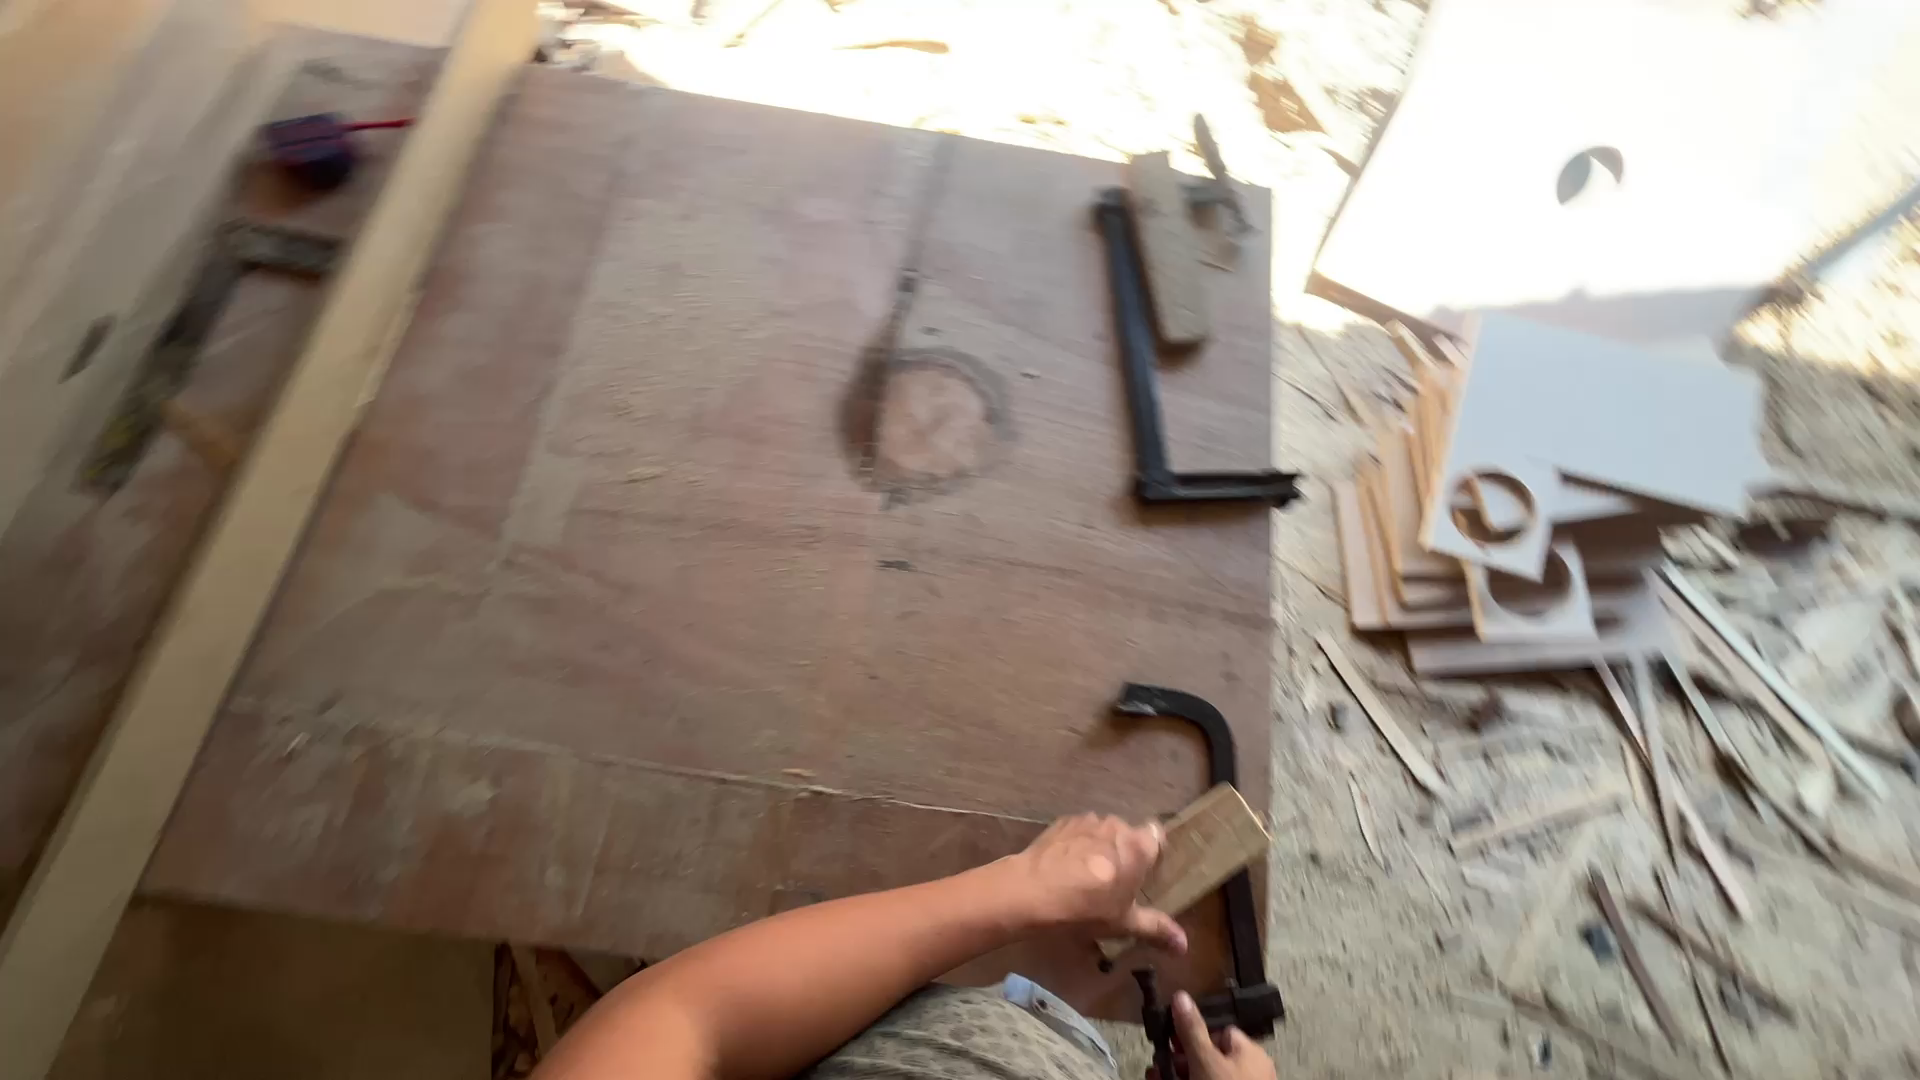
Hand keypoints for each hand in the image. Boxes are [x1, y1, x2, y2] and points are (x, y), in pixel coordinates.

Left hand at [995, 813, 1184, 952]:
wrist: (1032, 889)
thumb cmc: (1085, 907)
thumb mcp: (1123, 923)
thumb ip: (1156, 928)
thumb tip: (1184, 944)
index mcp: (1137, 846)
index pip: (1157, 835)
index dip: (1154, 851)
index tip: (1147, 871)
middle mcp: (1115, 825)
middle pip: (1128, 834)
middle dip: (1125, 853)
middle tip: (1117, 881)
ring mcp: (1087, 820)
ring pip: (1103, 831)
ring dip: (1101, 847)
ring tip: (1090, 875)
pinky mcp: (1063, 821)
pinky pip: (1080, 830)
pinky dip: (1079, 844)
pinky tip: (1068, 867)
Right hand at [1165, 991, 1275, 1079]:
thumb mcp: (1206, 1061)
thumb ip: (1192, 1029)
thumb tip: (1181, 994)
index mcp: (1252, 1052)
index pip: (1218, 1030)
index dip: (1192, 1032)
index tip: (1169, 1038)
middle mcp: (1250, 1069)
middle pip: (1208, 1052)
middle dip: (1179, 1054)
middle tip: (1159, 1060)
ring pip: (1203, 1071)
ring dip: (1177, 1069)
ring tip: (1156, 1073)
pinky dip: (1185, 1079)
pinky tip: (1164, 1079)